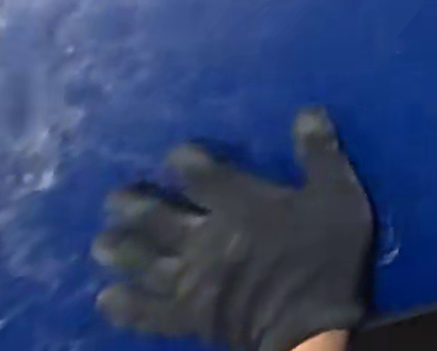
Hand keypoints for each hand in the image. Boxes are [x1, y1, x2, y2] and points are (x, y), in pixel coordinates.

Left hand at [94, 107, 372, 350]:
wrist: (309, 326)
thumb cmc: (326, 251)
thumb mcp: (336, 190)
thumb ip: (319, 151)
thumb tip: (306, 110)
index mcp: (243, 203)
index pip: (206, 177)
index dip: (187, 163)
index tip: (172, 153)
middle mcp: (208, 238)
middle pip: (165, 219)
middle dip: (140, 206)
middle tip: (113, 197)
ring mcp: (194, 282)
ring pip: (149, 262)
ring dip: (124, 251)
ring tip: (100, 241)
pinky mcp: (190, 319)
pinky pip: (149, 312)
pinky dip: (126, 306)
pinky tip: (106, 299)